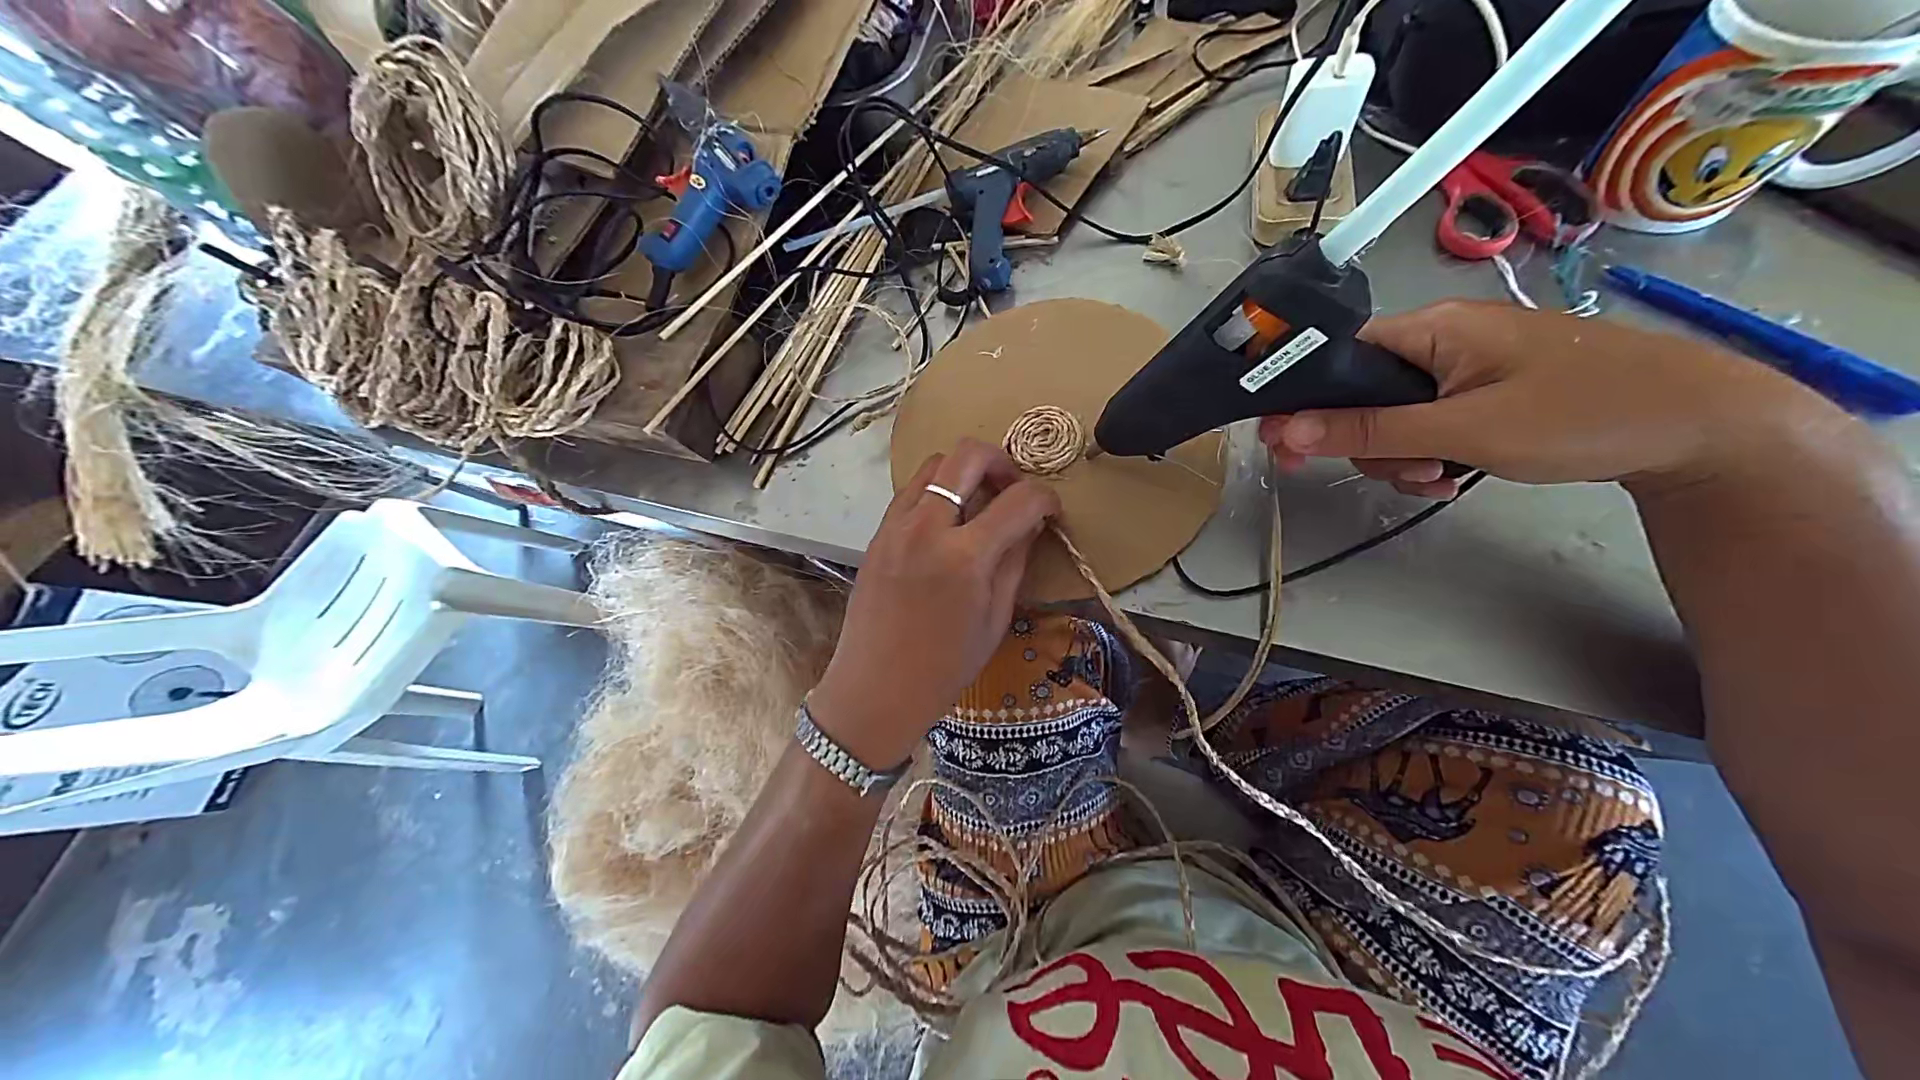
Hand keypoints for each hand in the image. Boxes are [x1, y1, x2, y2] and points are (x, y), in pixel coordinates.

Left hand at [809, 438, 1060, 770]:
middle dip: (1001, 462)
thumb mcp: (996, 617)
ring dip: (964, 472)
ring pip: (934, 464)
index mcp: (966, 557)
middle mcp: (927, 528)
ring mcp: (896, 526)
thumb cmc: (945, 666)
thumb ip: (1015, 560)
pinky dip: (935, 492)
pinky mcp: (877, 534)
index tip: (1050, 511)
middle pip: (968, 455)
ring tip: (978, 505)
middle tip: (1011, 491)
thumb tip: (1031, 524)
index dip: (1046, 499)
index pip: (1020, 499)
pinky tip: (946, 523)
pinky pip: (910, 491)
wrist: (876, 687)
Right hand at [1259, 301, 1850, 497]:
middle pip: (1359, 395)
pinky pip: (1425, 424)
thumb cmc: (1580, 414)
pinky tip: (1453, 476)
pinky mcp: (1483, 390)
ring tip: (1439, 479)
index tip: (1284, 449)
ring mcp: (1463, 367)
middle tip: (1396, 474)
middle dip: (1365, 442)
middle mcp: (1439, 340)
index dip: (1301, 403)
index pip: (1334, 358)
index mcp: (1430, 330)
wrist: (1700, 425)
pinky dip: (1427, 454)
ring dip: (1399, 456)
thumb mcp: (1463, 429)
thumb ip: (1369, 430)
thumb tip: (1284, 429)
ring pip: (1390, 418)